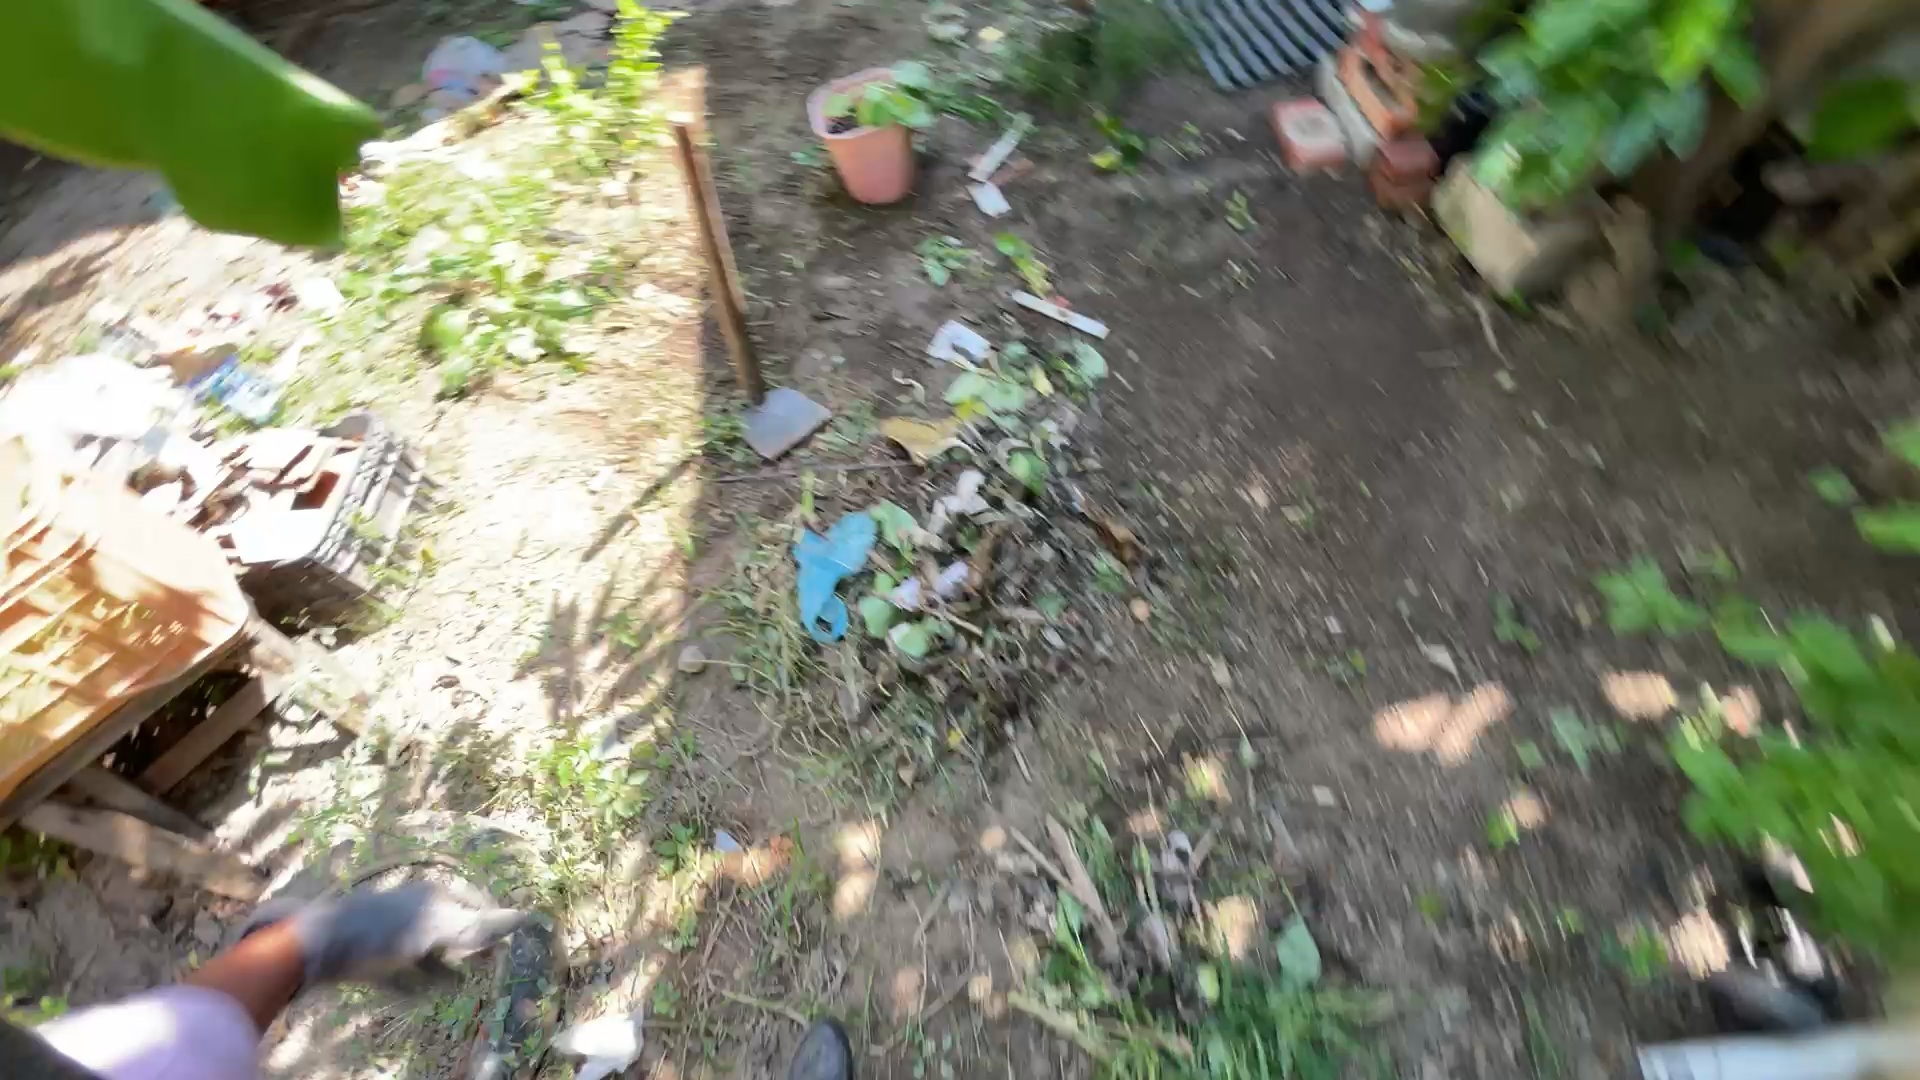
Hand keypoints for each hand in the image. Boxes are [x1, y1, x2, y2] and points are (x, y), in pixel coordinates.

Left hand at [251, 881, 528, 985]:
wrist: (314, 946)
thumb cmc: (382, 932)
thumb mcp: (435, 928)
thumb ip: (478, 925)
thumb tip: (526, 917)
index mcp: (434, 894)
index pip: (474, 904)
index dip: (491, 921)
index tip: (503, 943)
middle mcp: (416, 908)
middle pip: (452, 926)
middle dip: (469, 945)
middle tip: (485, 964)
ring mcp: (391, 932)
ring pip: (429, 950)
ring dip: (445, 966)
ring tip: (461, 982)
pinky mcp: (369, 958)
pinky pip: (403, 969)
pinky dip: (418, 980)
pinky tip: (426, 992)